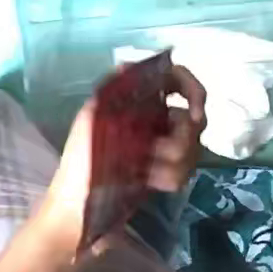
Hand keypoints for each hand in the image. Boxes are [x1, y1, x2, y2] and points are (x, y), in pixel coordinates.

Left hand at [33, 65, 206, 253]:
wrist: (78, 208)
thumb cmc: (80, 161)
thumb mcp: (92, 117)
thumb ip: (114, 89)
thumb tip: (131, 64)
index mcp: (135, 100)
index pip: (175, 79)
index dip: (193, 90)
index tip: (194, 113)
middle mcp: (152, 118)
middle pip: (192, 118)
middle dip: (182, 139)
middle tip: (159, 153)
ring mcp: (160, 146)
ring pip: (193, 147)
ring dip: (176, 163)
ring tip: (150, 174)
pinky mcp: (163, 172)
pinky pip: (186, 169)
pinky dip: (172, 177)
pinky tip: (153, 184)